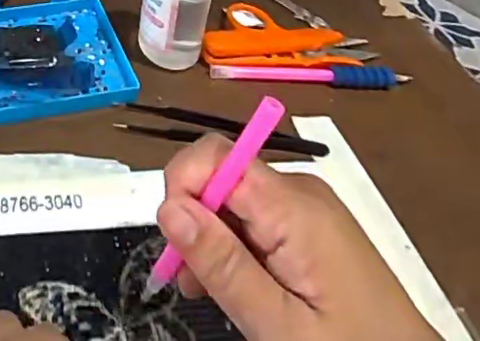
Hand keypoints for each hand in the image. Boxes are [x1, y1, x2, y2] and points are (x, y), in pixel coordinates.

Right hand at [156, 134, 439, 340]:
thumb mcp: (282, 328)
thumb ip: (223, 264)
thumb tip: (168, 207)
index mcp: (295, 206)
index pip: (215, 155)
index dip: (182, 184)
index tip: (173, 240)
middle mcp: (299, 191)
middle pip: (220, 175)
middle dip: (192, 217)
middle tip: (188, 281)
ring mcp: (307, 207)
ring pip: (232, 197)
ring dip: (209, 236)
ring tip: (207, 292)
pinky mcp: (311, 225)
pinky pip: (254, 216)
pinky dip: (233, 243)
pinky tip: (234, 284)